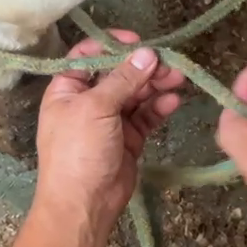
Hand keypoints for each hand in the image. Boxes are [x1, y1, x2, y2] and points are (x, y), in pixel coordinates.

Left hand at [34, 31, 184, 232]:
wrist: (83, 204)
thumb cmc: (78, 150)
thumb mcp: (96, 108)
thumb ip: (123, 79)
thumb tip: (148, 53)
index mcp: (68, 89)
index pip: (88, 56)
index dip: (111, 45)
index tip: (138, 42)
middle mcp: (88, 101)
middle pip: (118, 74)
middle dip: (143, 67)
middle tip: (169, 63)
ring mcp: (110, 121)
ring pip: (136, 94)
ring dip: (155, 85)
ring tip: (178, 78)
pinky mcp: (129, 138)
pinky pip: (145, 116)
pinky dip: (159, 107)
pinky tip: (174, 100)